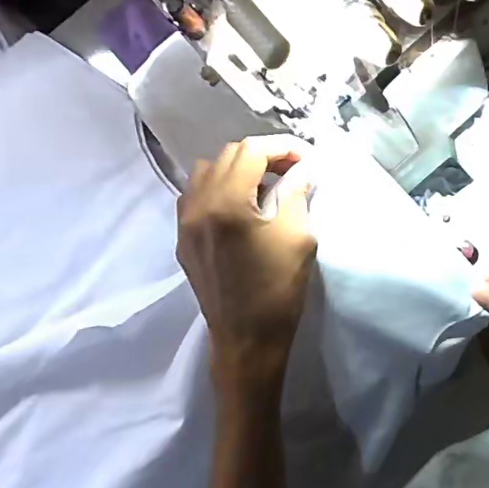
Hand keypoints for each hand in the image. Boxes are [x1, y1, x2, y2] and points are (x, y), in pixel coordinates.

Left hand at [177, 136, 316, 383]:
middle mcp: (198, 205)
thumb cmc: (278, 290)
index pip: (251, 152)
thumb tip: (302, 170)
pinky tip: (240, 206)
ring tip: (265, 186)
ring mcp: (184, 223)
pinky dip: (218, 188)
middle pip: (228, 156)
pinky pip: (195, 196)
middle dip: (262, 155)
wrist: (246, 340)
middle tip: (292, 169)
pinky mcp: (183, 240)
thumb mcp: (298, 237)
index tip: (305, 157)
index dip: (282, 147)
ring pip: (206, 172)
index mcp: (226, 203)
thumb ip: (297, 194)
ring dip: (237, 169)